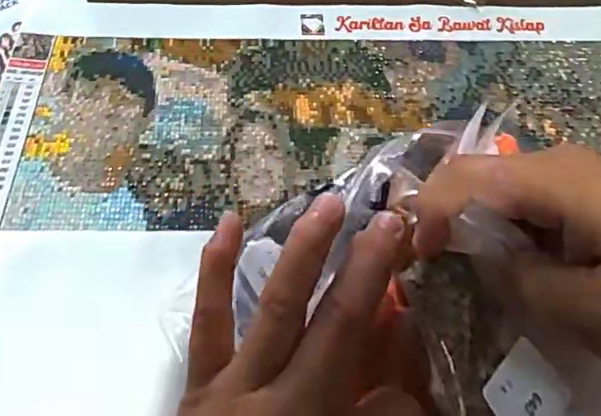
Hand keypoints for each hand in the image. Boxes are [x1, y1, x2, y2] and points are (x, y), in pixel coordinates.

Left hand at [181, 195, 423, 415]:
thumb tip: (401, 392)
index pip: (364, 357)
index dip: (385, 303)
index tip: (404, 252)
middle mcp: (274, 398)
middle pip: (328, 323)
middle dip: (359, 268)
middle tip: (383, 218)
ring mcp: (229, 387)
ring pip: (273, 306)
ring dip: (303, 252)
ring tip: (326, 205)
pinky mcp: (196, 385)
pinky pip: (207, 321)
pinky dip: (216, 268)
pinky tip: (230, 220)